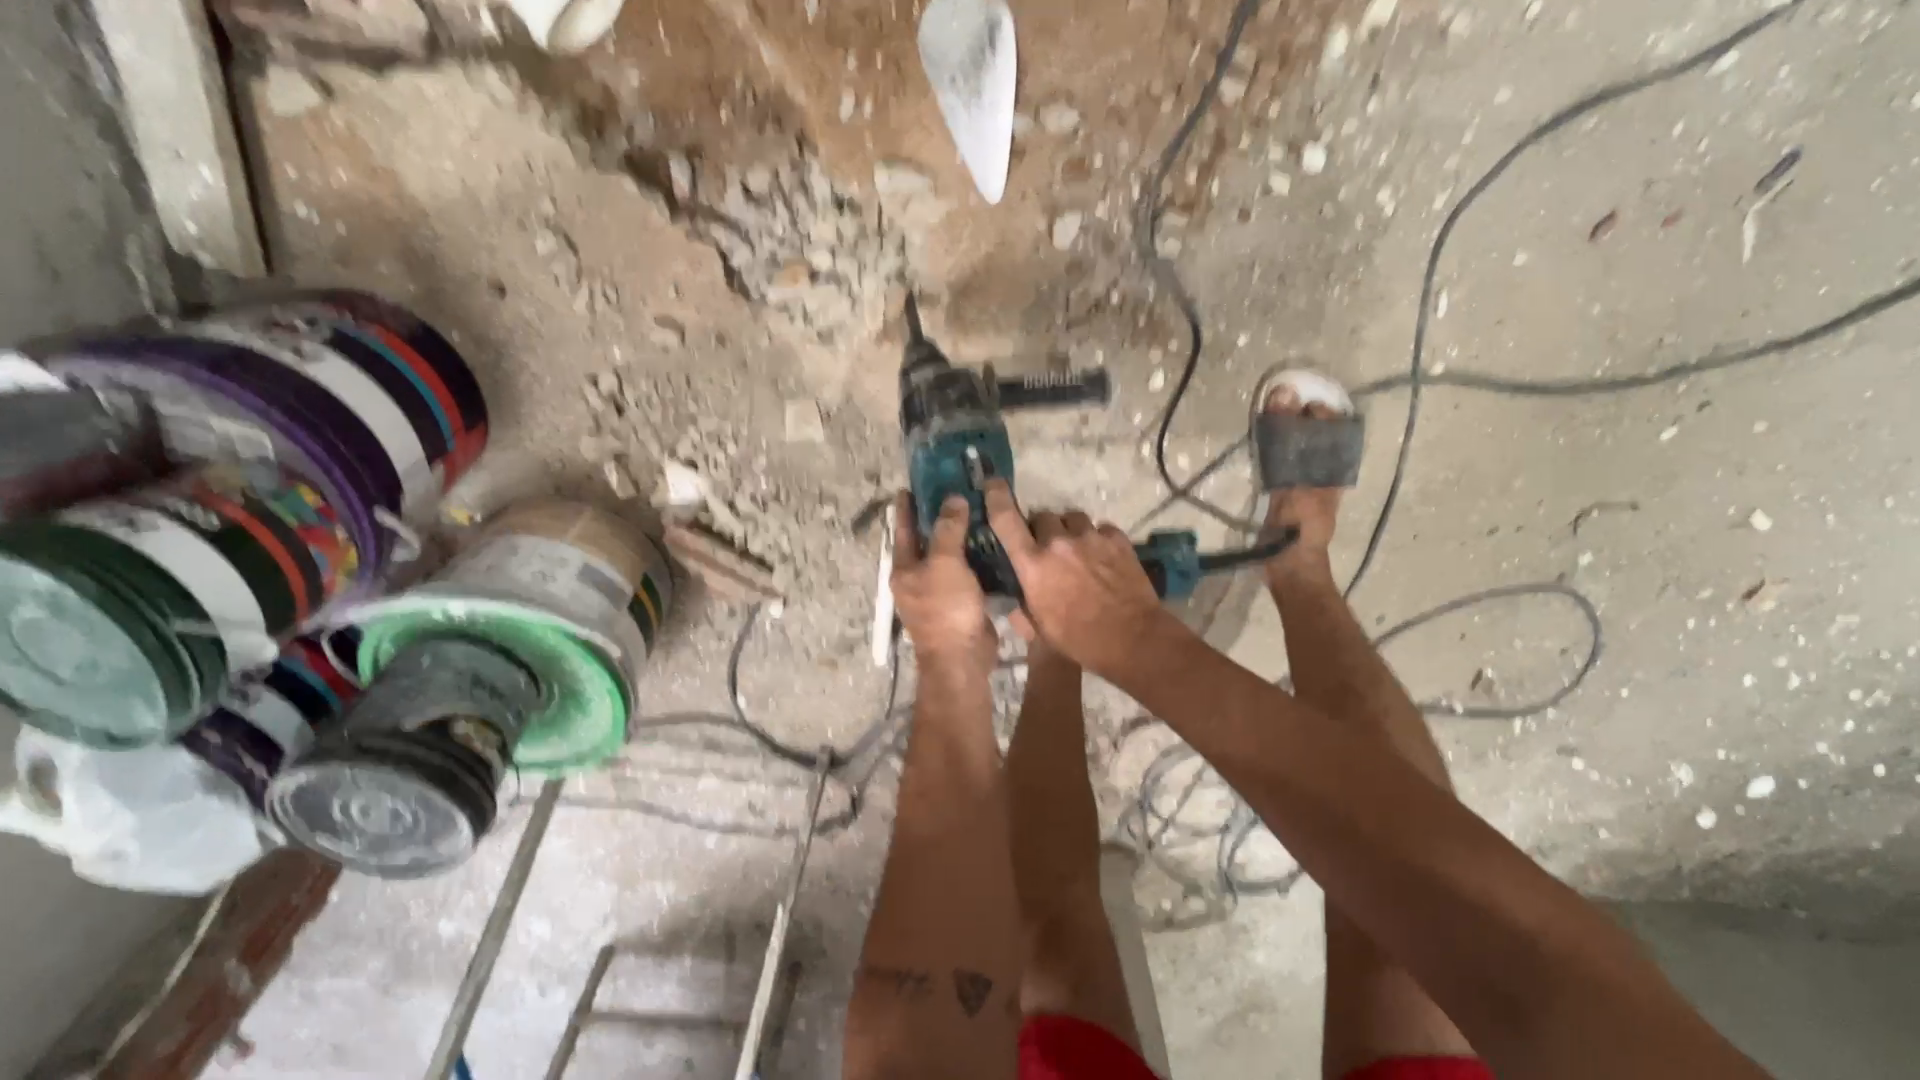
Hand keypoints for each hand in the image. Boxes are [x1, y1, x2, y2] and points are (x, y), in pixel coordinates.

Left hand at [891, 491, 995, 676]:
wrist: (962, 659)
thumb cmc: (945, 609)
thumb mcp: (944, 563)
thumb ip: (947, 530)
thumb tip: (953, 499)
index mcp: (905, 568)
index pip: (902, 528)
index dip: (906, 506)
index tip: (911, 484)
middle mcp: (919, 578)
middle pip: (928, 541)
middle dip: (940, 518)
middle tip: (957, 490)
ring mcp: (941, 592)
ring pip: (951, 556)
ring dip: (963, 536)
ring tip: (979, 510)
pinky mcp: (963, 602)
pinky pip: (969, 572)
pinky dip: (979, 557)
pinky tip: (994, 542)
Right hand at [983, 479, 1170, 675]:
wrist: (1132, 638)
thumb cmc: (1079, 639)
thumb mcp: (1040, 630)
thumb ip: (1022, 610)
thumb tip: (1015, 604)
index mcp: (1033, 564)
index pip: (1006, 520)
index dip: (996, 497)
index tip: (993, 483)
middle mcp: (1059, 543)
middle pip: (1042, 517)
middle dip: (1041, 530)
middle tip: (1049, 550)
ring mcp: (1091, 538)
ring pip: (1073, 519)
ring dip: (1070, 531)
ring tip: (1078, 551)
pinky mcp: (1118, 540)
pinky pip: (1101, 529)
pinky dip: (1098, 539)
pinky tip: (1103, 558)